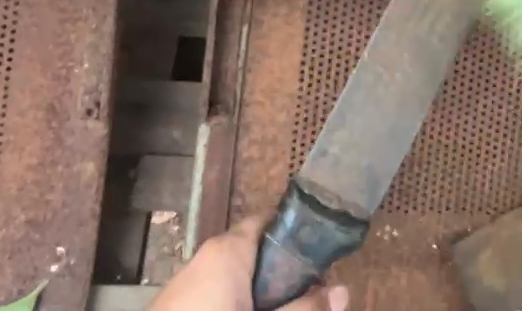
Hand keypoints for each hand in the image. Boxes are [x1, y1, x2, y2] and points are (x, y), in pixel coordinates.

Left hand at [148, 216, 347, 310]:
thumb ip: (304, 309)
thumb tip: (345, 291)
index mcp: (228, 249)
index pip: (269, 219)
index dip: (298, 235)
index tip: (323, 259)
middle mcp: (207, 256)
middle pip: (257, 254)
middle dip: (284, 277)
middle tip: (309, 301)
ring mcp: (187, 284)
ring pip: (237, 281)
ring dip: (261, 298)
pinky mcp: (177, 307)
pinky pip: (217, 299)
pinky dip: (236, 306)